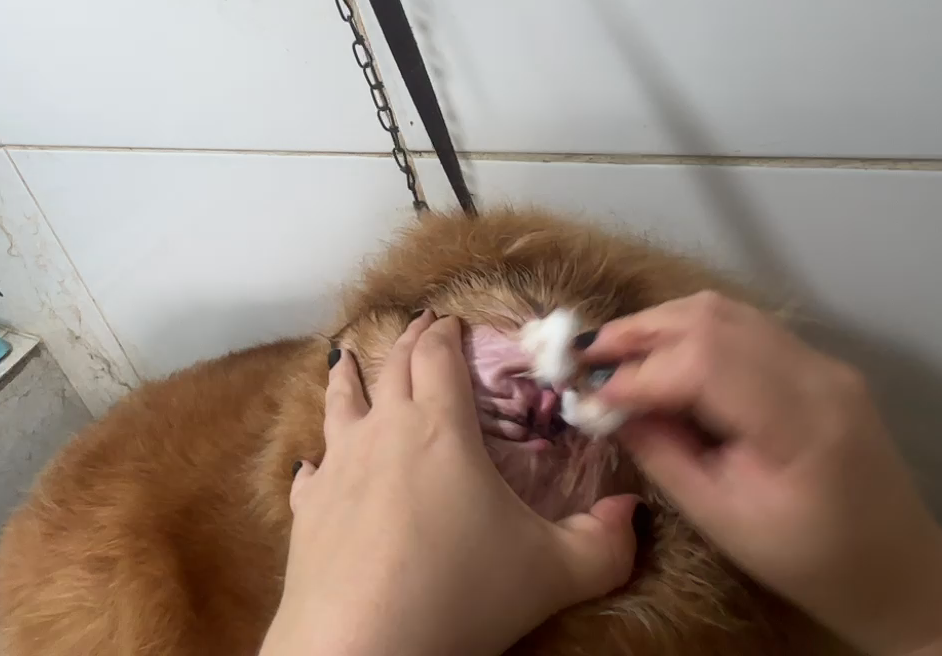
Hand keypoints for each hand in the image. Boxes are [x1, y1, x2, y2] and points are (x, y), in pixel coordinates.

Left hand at [261, 312, 640, 655]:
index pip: (439, 357)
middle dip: (408, 341)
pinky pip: (313, 470)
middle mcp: (385, 429)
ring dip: (348, 376)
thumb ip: (602, 542)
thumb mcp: (551, 572)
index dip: (445, 334)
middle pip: (394, 366)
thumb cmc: (461, 592)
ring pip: (342, 402)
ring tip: (344, 359)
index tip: (449, 319)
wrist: (360, 645)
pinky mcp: (308, 506)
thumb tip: (633, 511)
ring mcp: (340, 464)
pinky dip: (317, 458)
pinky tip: (313, 462)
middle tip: (417, 325)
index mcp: (440, 426)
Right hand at [584, 293, 941, 655]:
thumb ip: (661, 453)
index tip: (588, 391)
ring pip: (720, 310)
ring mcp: (819, 360)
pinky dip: (686, 329)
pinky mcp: (813, 360)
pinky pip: (738, 324)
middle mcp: (815, 375)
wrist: (907, 574)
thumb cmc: (812, 563)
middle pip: (709, 320)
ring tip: (612, 349)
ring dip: (657, 323)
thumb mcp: (723, 520)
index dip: (637, 373)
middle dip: (637, 331)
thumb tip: (606, 405)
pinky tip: (658, 351)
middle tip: (585, 353)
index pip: (703, 365)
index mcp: (801, 425)